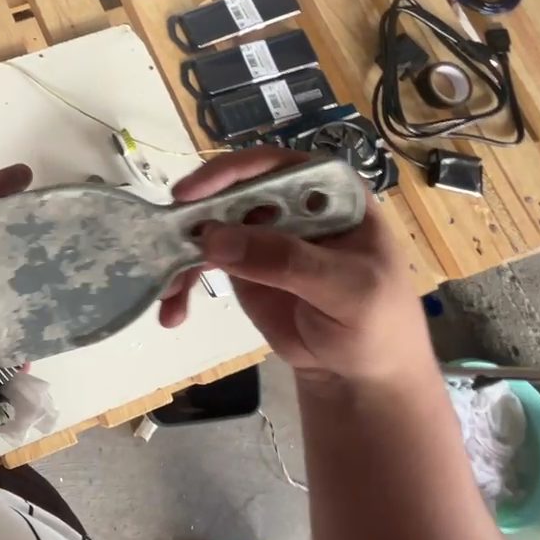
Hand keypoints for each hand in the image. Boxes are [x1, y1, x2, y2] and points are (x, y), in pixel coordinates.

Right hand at [156, 147, 431, 385]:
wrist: (361, 374)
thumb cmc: (376, 324)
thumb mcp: (347, 289)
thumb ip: (286, 260)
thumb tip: (212, 238)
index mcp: (327, 195)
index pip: (275, 166)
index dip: (233, 171)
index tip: (192, 193)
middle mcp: (289, 205)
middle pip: (230, 192)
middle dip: (194, 216)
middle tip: (163, 236)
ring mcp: (261, 234)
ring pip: (208, 226)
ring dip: (180, 253)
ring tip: (167, 288)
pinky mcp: (239, 263)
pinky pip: (200, 262)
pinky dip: (182, 283)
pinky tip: (173, 311)